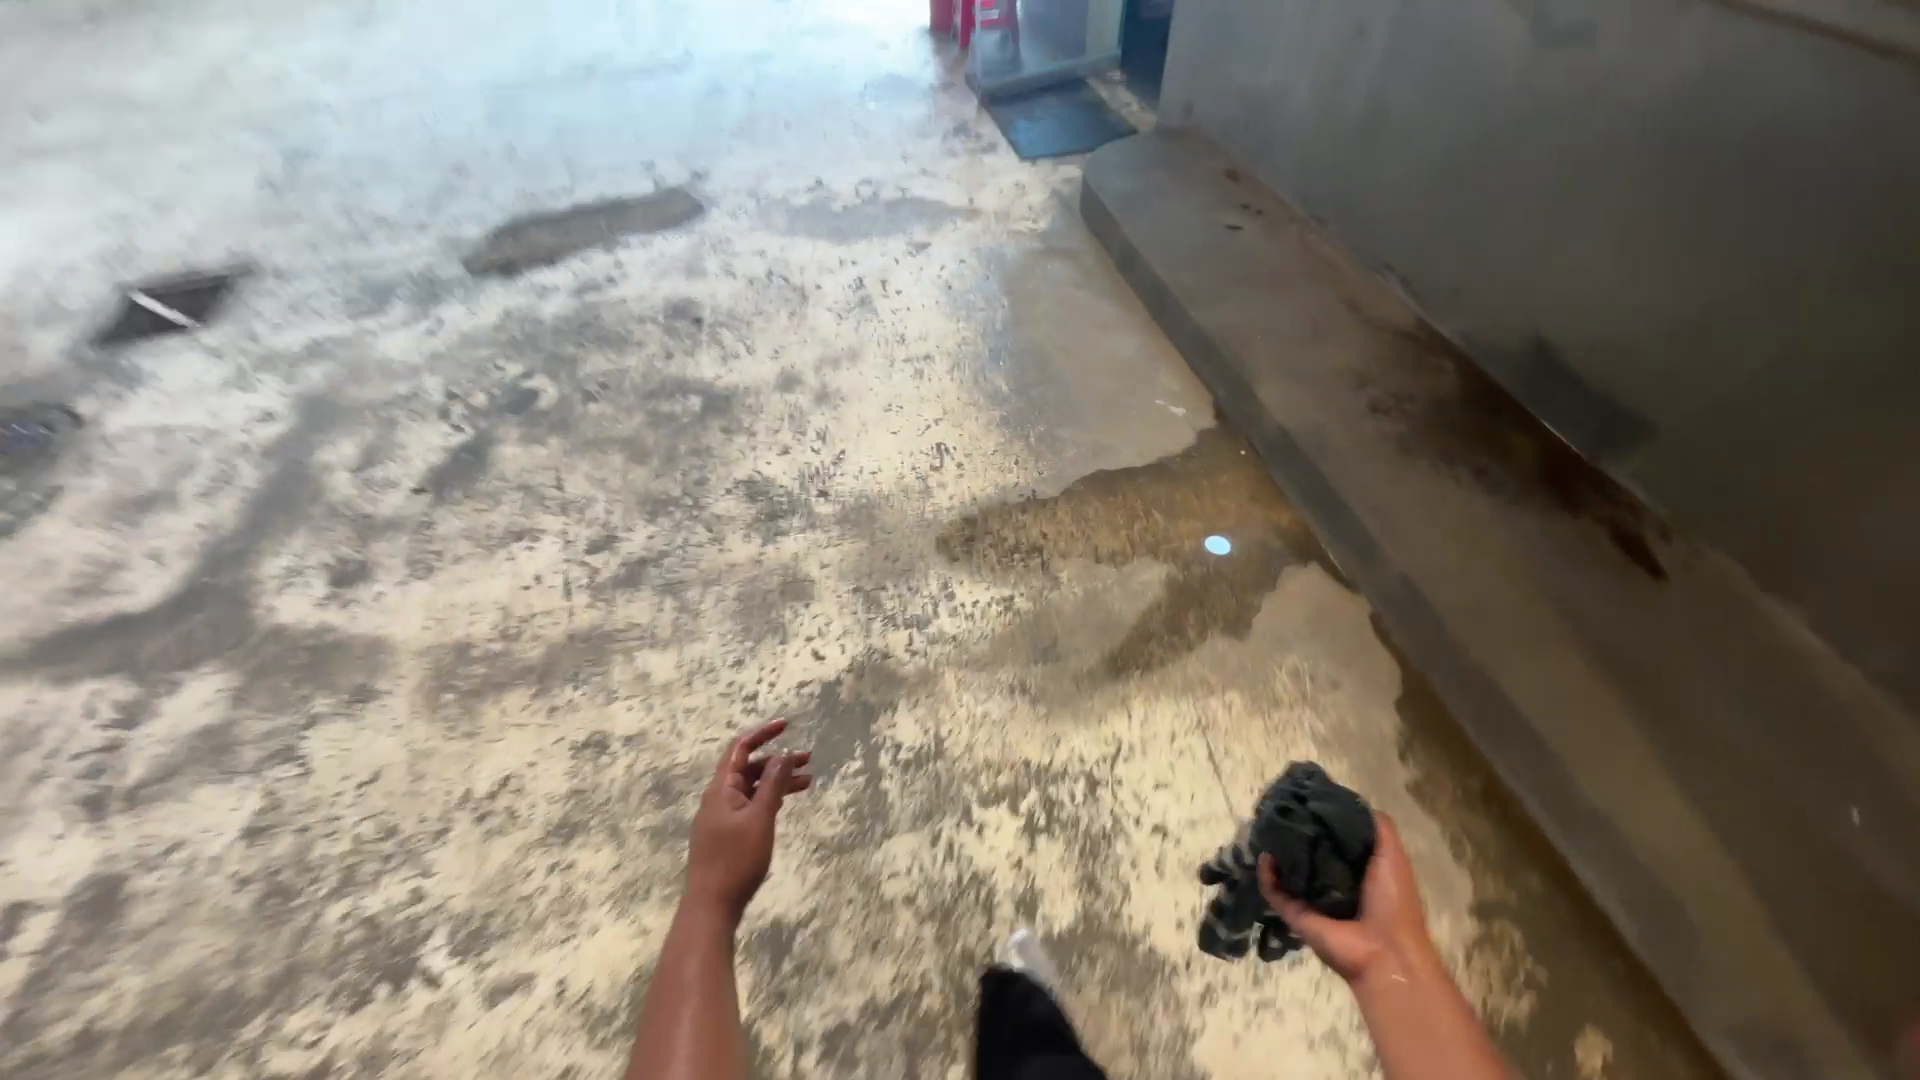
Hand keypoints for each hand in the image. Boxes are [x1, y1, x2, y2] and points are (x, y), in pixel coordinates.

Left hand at [684, 720, 811, 926]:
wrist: (711, 908)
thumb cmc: (735, 860)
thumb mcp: (760, 818)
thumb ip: (773, 784)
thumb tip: (785, 754)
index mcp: (720, 789)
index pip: (740, 749)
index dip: (763, 734)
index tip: (787, 725)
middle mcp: (718, 798)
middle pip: (748, 768)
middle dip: (778, 760)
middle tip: (809, 760)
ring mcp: (721, 818)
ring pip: (752, 789)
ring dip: (777, 781)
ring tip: (808, 782)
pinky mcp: (727, 836)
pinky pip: (750, 806)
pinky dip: (769, 800)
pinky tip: (785, 804)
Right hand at [1259, 811, 1434, 984]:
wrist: (1385, 952)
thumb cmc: (1393, 902)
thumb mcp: (1392, 856)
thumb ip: (1377, 827)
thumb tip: (1350, 800)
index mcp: (1354, 870)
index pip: (1329, 840)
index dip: (1318, 820)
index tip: (1305, 799)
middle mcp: (1329, 882)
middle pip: (1304, 852)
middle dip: (1293, 833)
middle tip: (1280, 811)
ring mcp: (1309, 899)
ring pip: (1284, 870)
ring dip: (1275, 851)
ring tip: (1264, 828)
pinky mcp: (1293, 913)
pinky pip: (1273, 890)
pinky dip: (1266, 874)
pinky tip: (1266, 856)